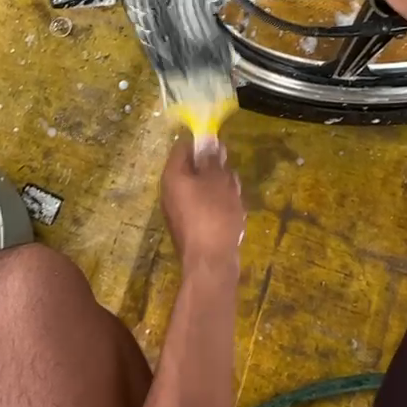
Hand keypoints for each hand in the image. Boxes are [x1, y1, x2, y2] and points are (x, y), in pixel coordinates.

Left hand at [160, 133, 244, 274]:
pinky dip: (218, 207)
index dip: (202, 145)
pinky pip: (203, 208)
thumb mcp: (217, 180)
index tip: (222, 151)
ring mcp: (178, 212)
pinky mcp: (190, 228)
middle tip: (231, 179)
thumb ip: (212, 160)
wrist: (211, 263)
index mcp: (172, 176)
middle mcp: (170, 192)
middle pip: (193, 170)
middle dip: (215, 171)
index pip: (182, 148)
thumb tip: (208, 142)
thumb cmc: (214, 214)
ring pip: (201, 190)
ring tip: (236, 198)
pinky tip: (233, 216)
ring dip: (220, 190)